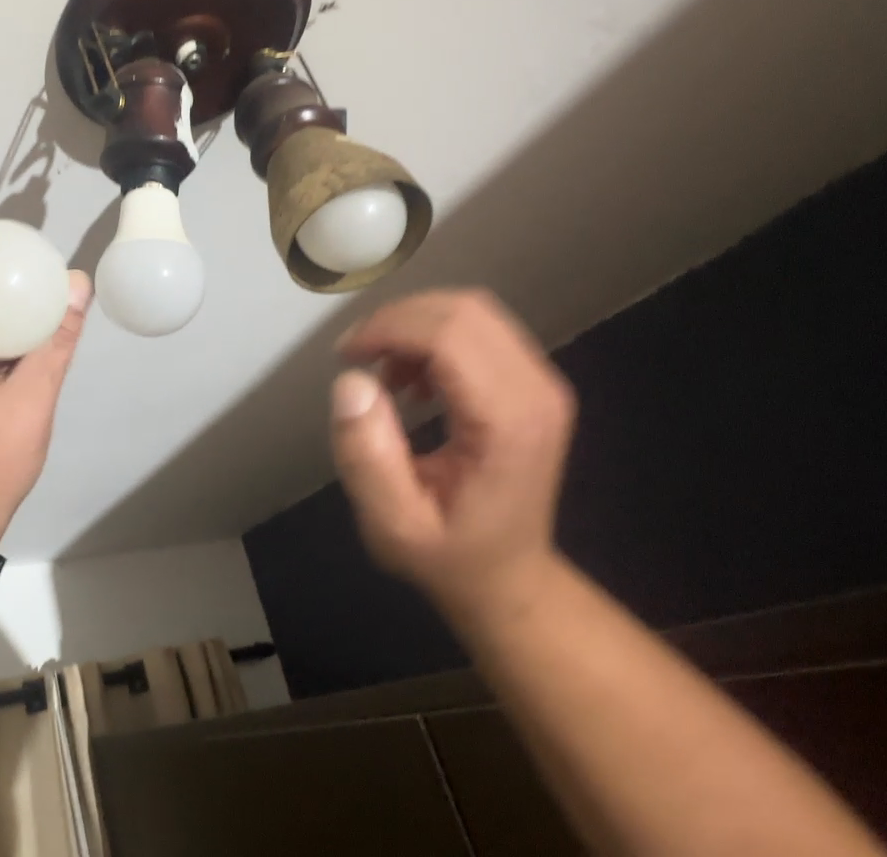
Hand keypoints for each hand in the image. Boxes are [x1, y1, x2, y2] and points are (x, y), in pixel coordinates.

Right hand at [330, 289, 575, 618]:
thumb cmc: (447, 555)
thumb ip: (367, 458)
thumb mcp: (391, 525)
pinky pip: (480, 330)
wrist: (506, 576)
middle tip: (356, 358)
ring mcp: (541, 383)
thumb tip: (351, 382)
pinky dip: (433, 336)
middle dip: (398, 320)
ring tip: (383, 375)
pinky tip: (412, 380)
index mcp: (508, 422)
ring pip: (473, 312)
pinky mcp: (531, 382)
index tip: (345, 356)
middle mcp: (537, 390)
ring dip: (414, 327)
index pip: (450, 335)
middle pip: (465, 310)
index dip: (389, 329)